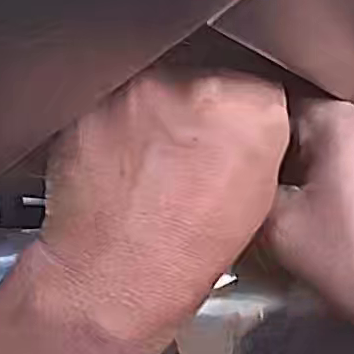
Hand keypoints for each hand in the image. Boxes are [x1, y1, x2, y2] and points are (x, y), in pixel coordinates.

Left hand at [34, 67, 289, 343]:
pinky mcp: (95, 97)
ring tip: (151, 155)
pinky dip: (121, 119)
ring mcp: (139, 89)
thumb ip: (257, 140)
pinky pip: (117, 95)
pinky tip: (122, 154)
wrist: (110, 279)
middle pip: (207, 74)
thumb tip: (244, 120)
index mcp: (251, 112)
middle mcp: (196, 86)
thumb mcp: (255, 201)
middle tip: (187, 147)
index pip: (258, 84)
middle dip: (200, 107)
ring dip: (159, 108)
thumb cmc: (182, 257)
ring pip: (160, 81)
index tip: (229, 132)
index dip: (242, 113)